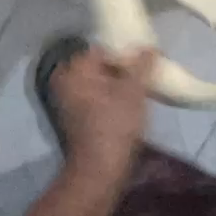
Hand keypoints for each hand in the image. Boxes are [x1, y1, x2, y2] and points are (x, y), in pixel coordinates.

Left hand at [52, 46, 156, 179]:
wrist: (99, 170)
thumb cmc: (115, 127)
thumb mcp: (134, 92)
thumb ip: (142, 65)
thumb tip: (150, 46)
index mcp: (75, 71)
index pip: (102, 50)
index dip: (125, 55)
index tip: (144, 65)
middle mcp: (65, 82)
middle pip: (99, 67)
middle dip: (122, 70)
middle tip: (143, 80)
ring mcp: (67, 101)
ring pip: (98, 84)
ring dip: (117, 86)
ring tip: (138, 95)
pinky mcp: (74, 118)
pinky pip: (95, 99)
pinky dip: (109, 100)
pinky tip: (126, 109)